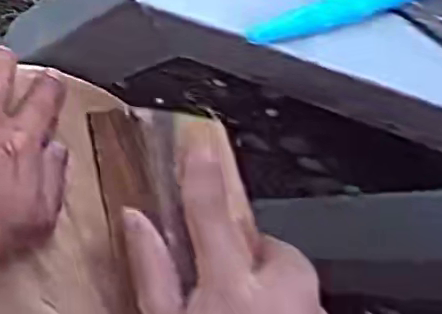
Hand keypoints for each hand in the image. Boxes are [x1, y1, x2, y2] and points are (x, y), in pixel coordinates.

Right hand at [122, 143, 323, 313]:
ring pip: (305, 299)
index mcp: (232, 290)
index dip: (202, 172)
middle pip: (286, 257)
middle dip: (262, 252)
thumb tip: (136, 219)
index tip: (199, 144)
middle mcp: (282, 306)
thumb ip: (152, 272)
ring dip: (278, 296)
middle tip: (232, 264)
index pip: (211, 211)